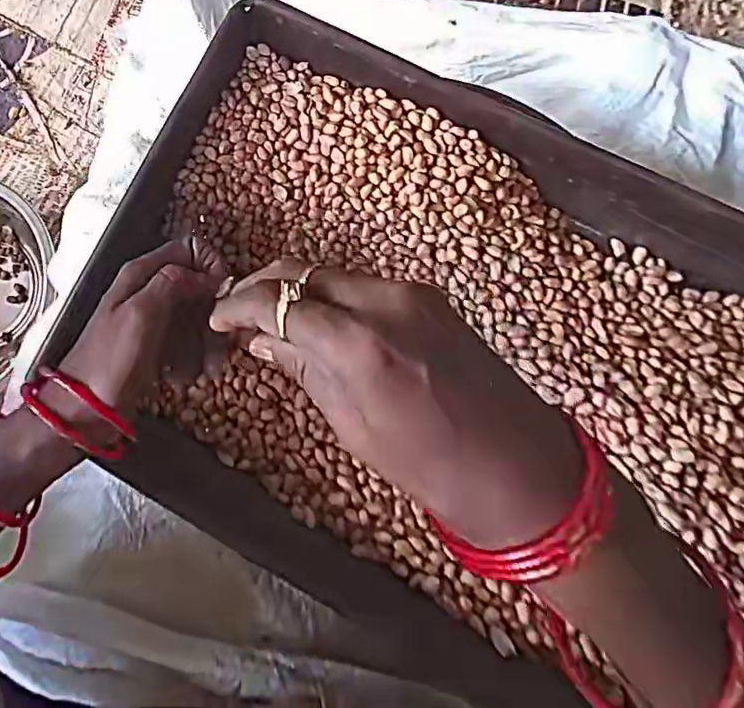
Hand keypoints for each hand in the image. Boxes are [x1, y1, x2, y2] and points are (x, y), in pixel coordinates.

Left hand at [54, 237, 226, 422]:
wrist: (84, 409)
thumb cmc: (107, 362)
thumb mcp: (140, 314)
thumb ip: (170, 284)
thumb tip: (202, 272)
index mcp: (139, 275)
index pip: (185, 250)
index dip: (208, 266)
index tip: (220, 291)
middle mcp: (146, 292)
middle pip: (195, 287)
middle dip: (211, 314)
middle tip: (220, 341)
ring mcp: (150, 321)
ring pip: (194, 319)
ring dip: (204, 344)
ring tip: (205, 369)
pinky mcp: (154, 347)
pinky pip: (185, 345)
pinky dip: (191, 361)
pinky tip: (184, 377)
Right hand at [209, 261, 580, 547]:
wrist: (525, 472)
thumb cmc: (433, 467)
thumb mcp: (353, 424)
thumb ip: (303, 368)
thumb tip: (261, 339)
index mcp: (362, 345)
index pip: (278, 301)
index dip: (238, 306)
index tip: (218, 317)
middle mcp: (385, 303)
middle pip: (300, 271)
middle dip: (261, 286)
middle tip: (236, 311)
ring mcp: (411, 293)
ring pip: (328, 274)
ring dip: (293, 289)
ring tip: (271, 318)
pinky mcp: (427, 296)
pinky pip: (360, 285)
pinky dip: (328, 296)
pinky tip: (316, 320)